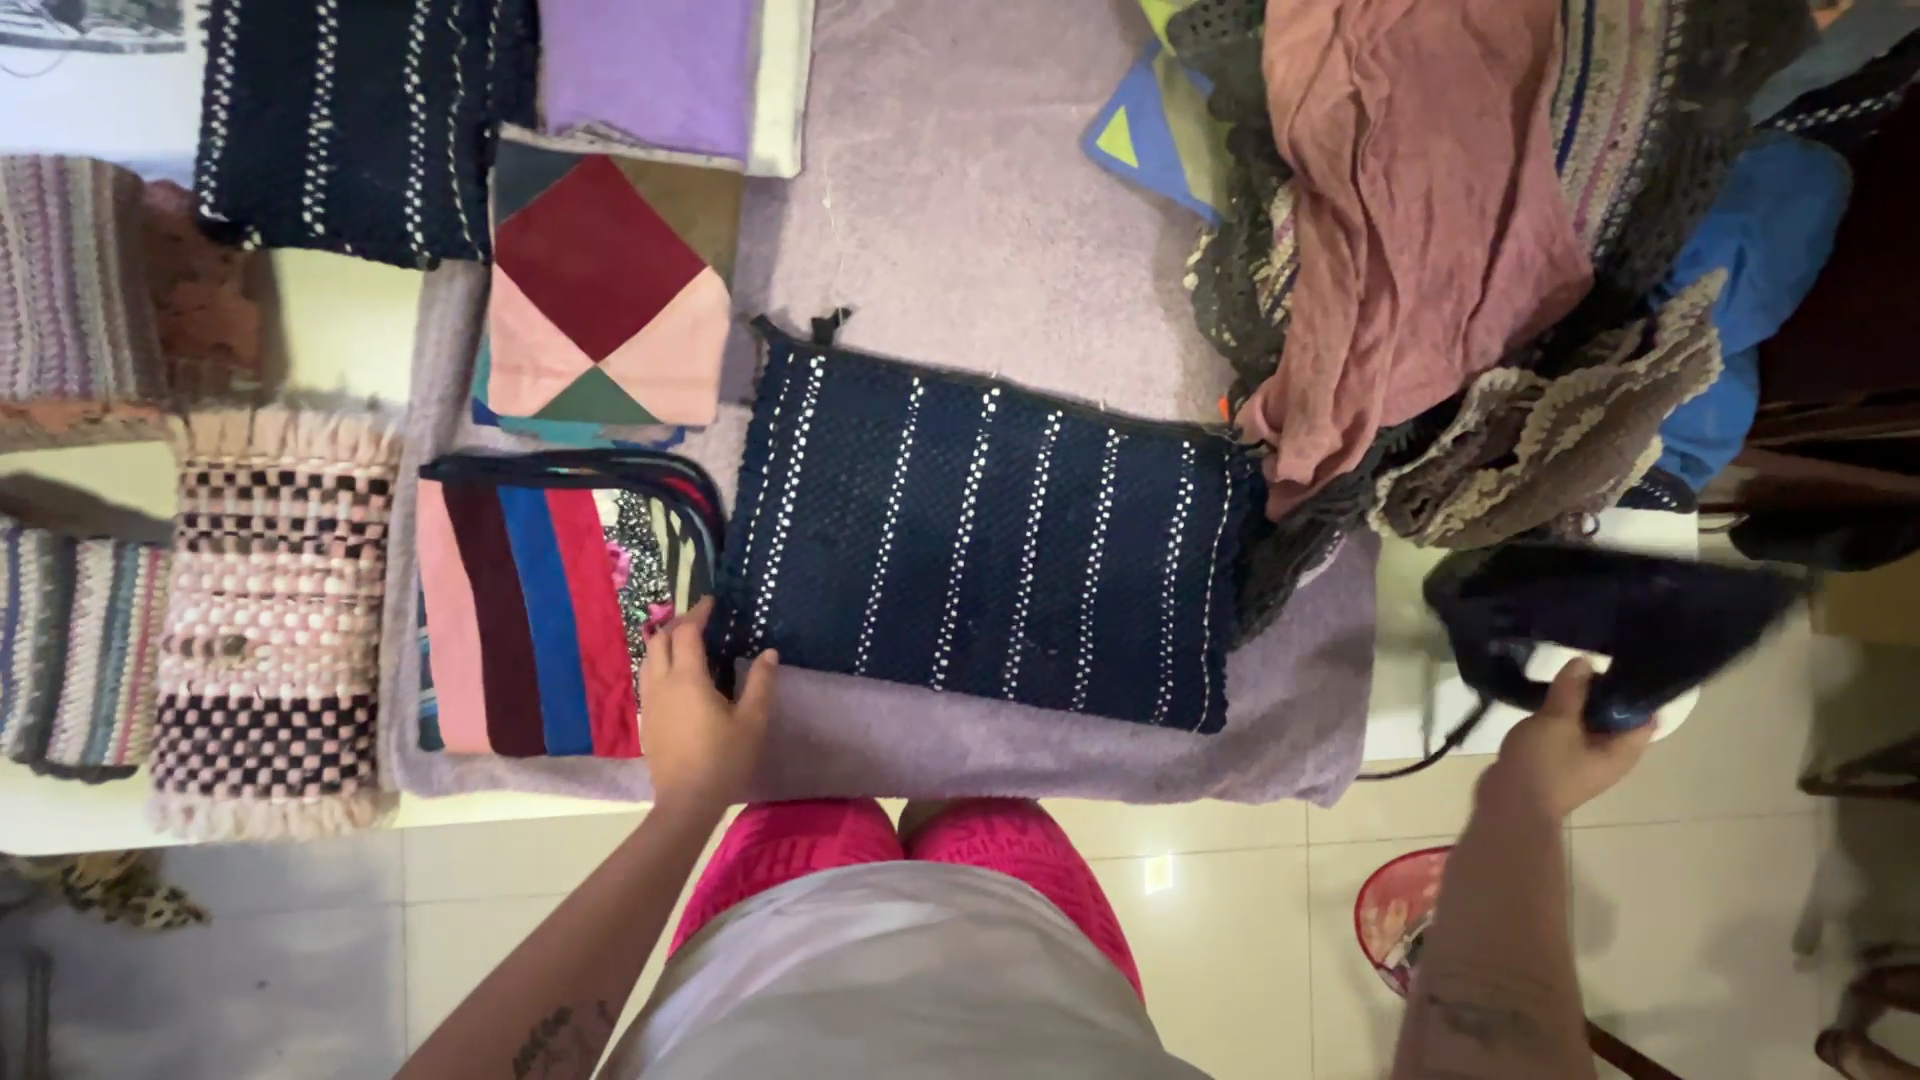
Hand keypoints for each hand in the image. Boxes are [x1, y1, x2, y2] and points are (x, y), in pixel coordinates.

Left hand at [639, 598, 778, 815]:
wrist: (687, 801)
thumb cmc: (724, 758)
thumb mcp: (753, 720)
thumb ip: (760, 682)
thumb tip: (768, 652)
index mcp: (688, 679)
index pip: (686, 633)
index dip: (698, 613)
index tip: (712, 602)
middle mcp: (662, 684)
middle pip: (659, 640)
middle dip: (677, 624)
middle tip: (699, 619)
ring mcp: (650, 703)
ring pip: (648, 659)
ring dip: (664, 643)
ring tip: (686, 642)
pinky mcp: (646, 720)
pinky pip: (647, 678)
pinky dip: (659, 663)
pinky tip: (677, 675)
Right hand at [1479, 658, 1654, 820]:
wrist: (1510, 804)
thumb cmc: (1543, 765)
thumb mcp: (1556, 722)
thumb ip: (1571, 692)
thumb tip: (1584, 662)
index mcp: (1623, 751)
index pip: (1643, 715)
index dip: (1631, 691)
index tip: (1610, 666)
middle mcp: (1611, 757)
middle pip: (1615, 719)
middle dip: (1599, 694)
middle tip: (1578, 667)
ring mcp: (1584, 762)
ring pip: (1588, 727)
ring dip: (1575, 707)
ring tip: (1557, 680)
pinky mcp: (1560, 764)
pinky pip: (1568, 735)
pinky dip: (1560, 720)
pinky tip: (1541, 706)